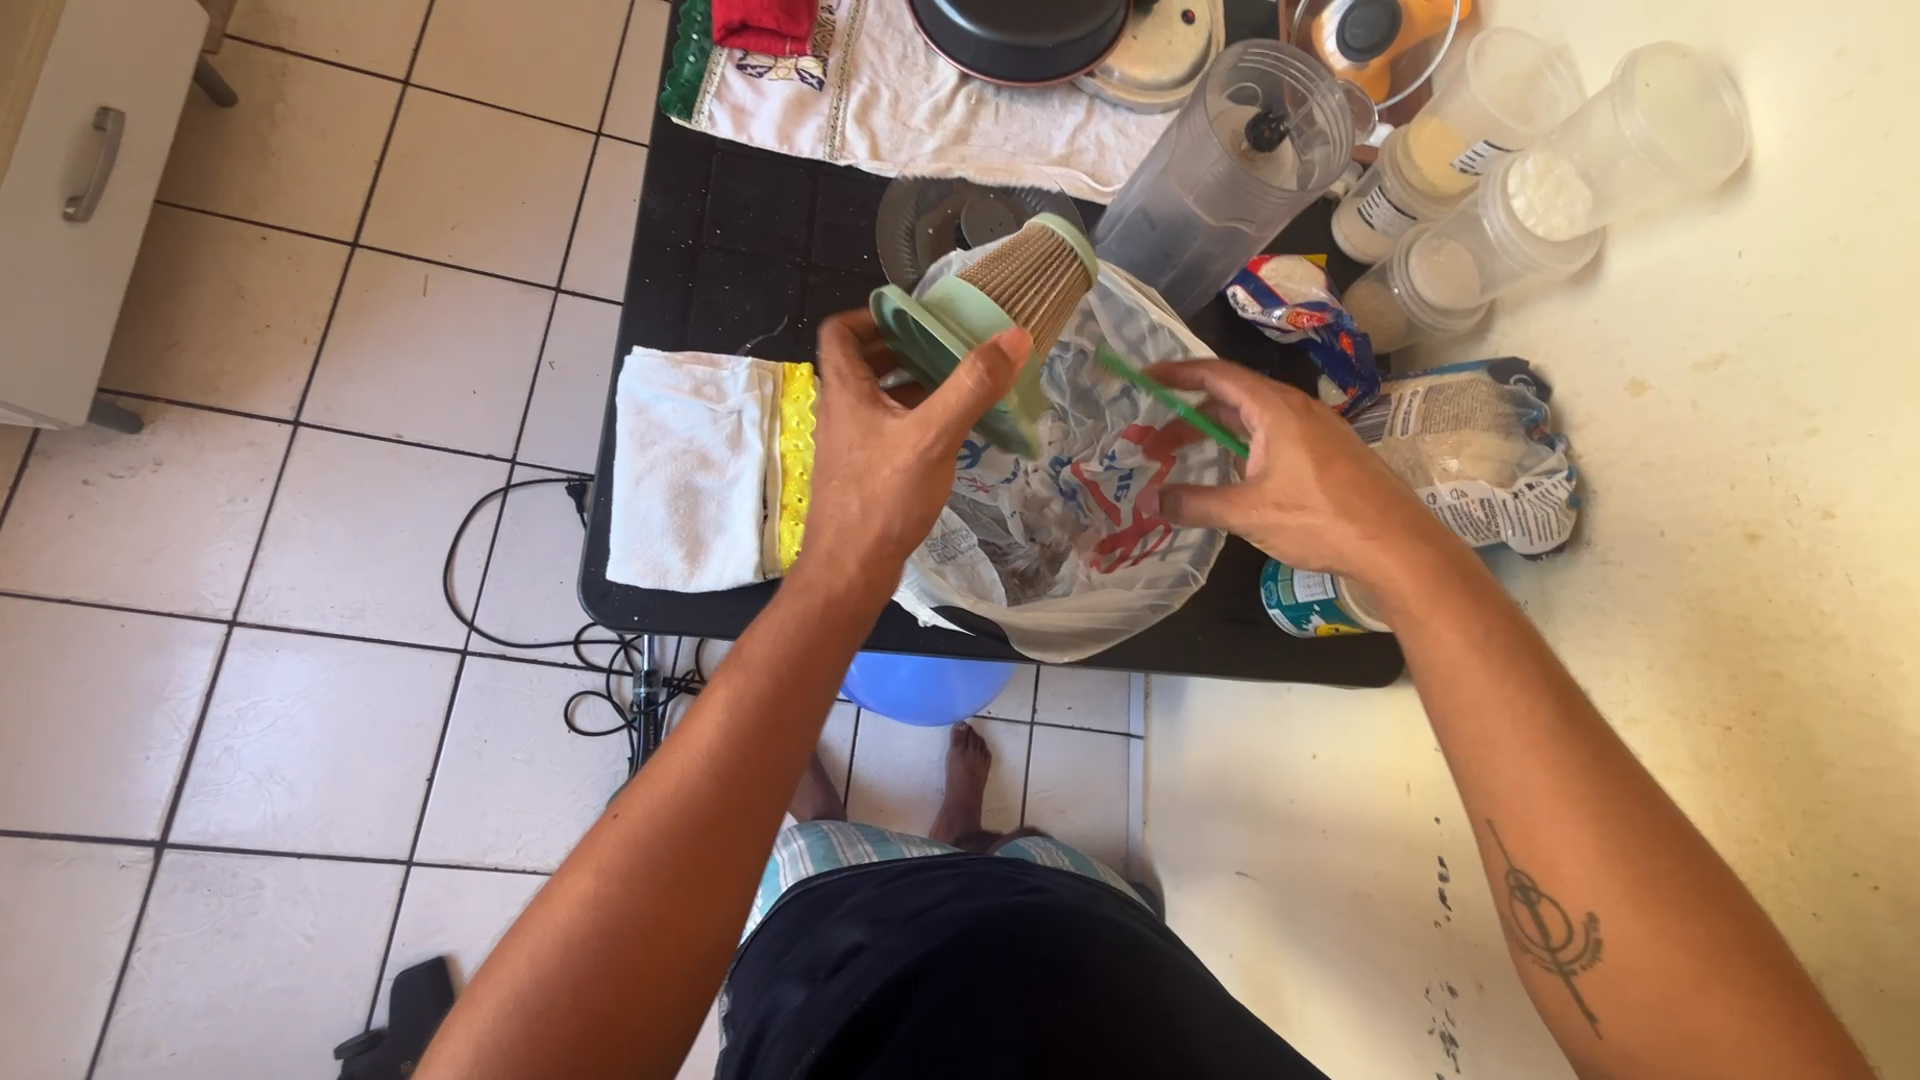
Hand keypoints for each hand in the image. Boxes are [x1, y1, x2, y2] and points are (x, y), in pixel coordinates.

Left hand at [794, 310, 1028, 597]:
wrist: (850, 569)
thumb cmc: (883, 498)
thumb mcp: (932, 436)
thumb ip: (971, 386)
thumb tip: (1013, 337)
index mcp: (845, 391)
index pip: (840, 332)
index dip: (872, 315)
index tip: (914, 317)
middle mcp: (841, 412)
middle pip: (864, 364)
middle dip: (905, 350)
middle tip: (948, 348)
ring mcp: (850, 447)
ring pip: (879, 401)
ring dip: (913, 387)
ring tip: (958, 385)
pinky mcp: (863, 475)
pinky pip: (889, 433)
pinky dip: (915, 423)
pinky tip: (950, 436)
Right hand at [1145, 358, 1460, 591]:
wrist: (1397, 545)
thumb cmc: (1320, 519)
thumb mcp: (1248, 513)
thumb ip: (1195, 504)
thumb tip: (1153, 501)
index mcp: (1275, 410)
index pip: (1217, 375)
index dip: (1178, 373)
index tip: (1146, 377)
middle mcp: (1296, 410)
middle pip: (1231, 399)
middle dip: (1188, 419)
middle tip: (1154, 446)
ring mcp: (1315, 431)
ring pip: (1253, 421)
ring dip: (1214, 436)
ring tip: (1184, 462)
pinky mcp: (1327, 454)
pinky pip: (1272, 438)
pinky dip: (1240, 449)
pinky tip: (1232, 479)